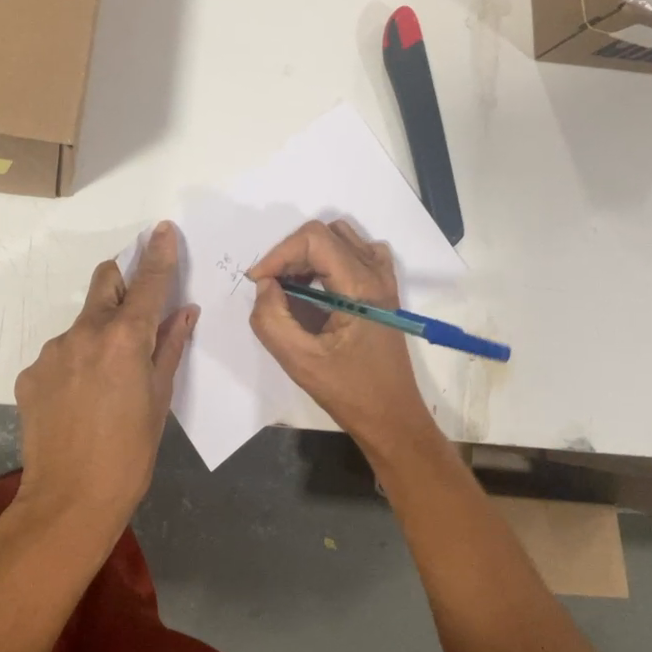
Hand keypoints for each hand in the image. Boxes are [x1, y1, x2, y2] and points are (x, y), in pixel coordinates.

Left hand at [13, 221, 196, 538]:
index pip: (148, 282)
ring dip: (99, 335)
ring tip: (107, 382)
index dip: (159, 253)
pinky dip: (76, 364)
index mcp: (125, 338)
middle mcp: (85, 333)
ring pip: (82, 324)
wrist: (68, 502)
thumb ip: (169, 348)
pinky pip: (61, 355)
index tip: (164, 230)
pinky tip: (81, 400)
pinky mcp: (30, 374)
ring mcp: (52, 352)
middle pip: (105, 282)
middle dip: (122, 281)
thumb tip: (183, 312)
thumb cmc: (130, 454)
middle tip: (137, 306)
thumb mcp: (160, 400)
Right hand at [247, 220, 435, 453]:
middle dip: (290, 254)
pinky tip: (318, 287)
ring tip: (291, 287)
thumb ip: (272, 319)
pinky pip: (356, 254)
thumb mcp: (299, 361)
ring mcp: (383, 280)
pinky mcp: (383, 290)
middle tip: (271, 287)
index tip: (259, 282)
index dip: (279, 253)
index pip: (314, 239)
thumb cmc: (349, 392)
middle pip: (325, 234)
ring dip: (309, 255)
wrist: (392, 417)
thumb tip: (265, 285)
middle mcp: (376, 273)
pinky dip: (330, 259)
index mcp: (360, 286)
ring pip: (340, 238)